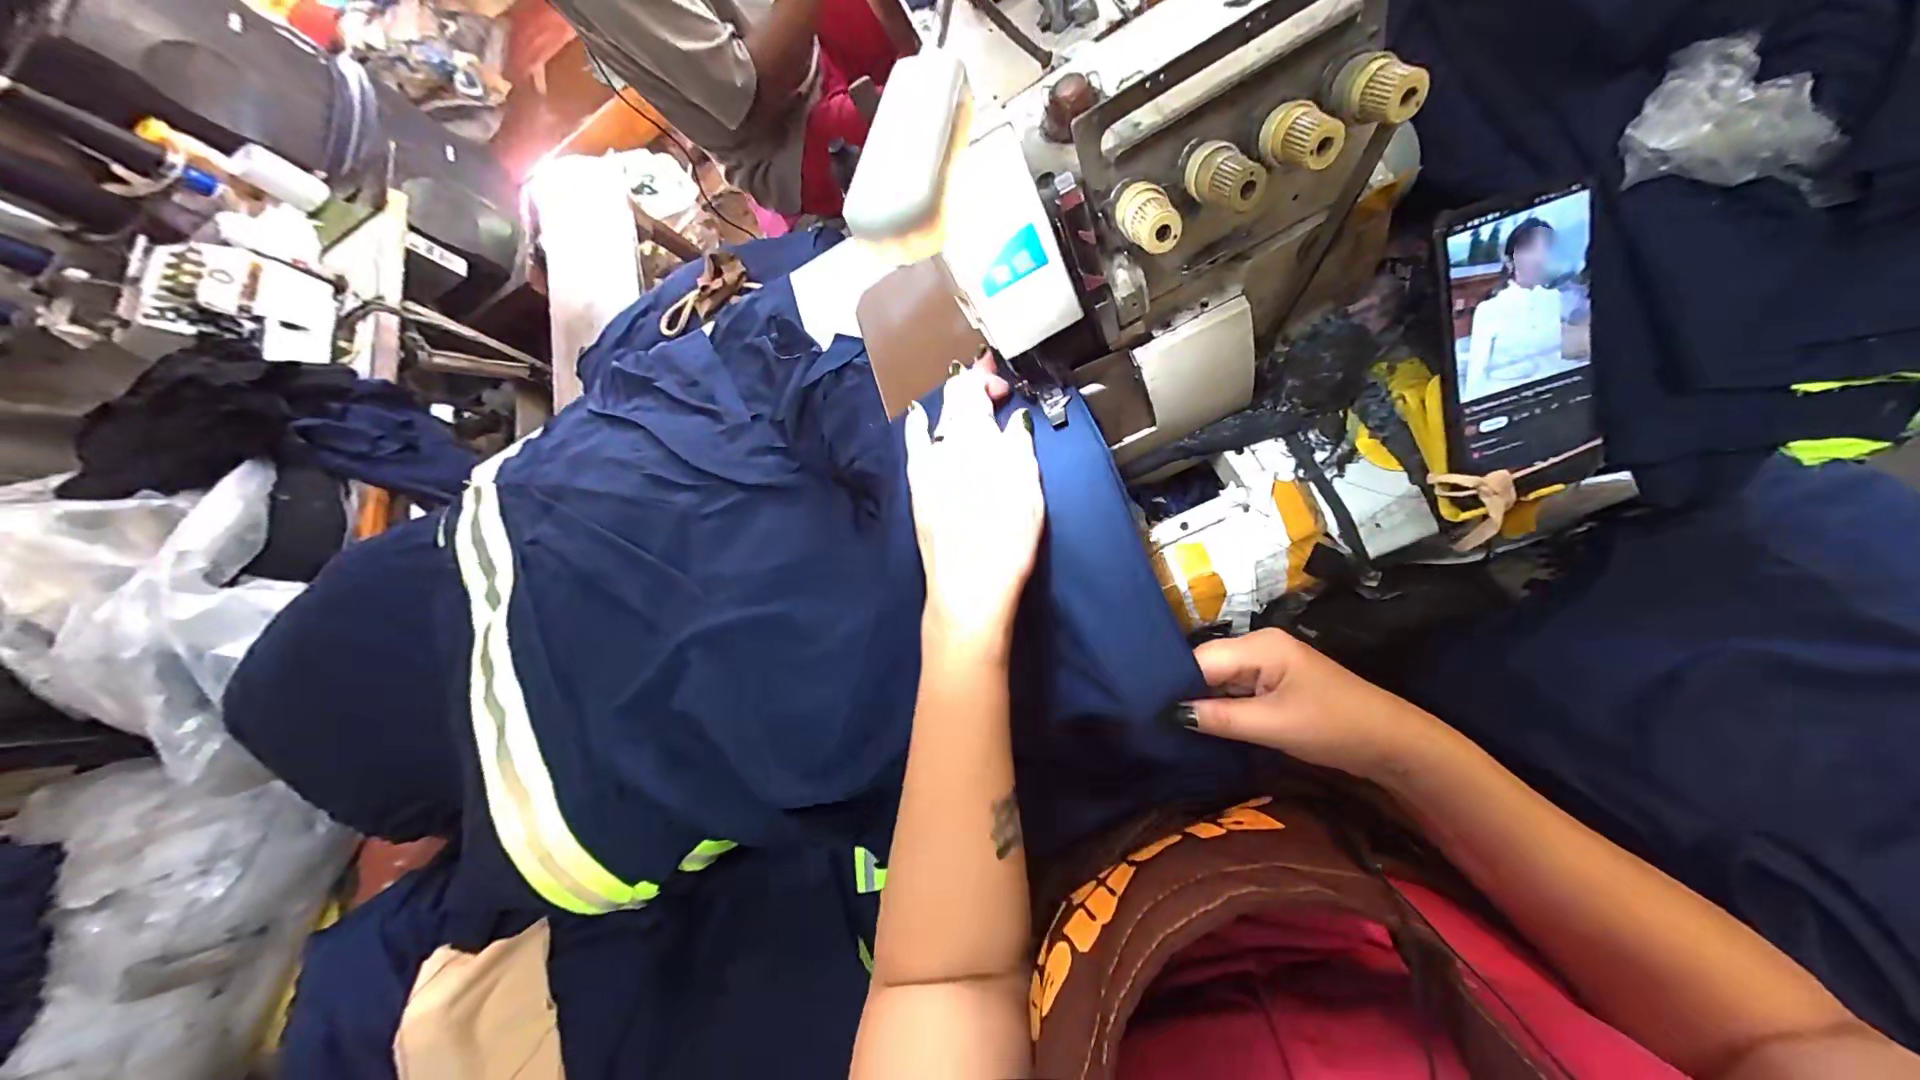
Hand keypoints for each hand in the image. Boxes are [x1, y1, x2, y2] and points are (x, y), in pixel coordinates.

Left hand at [905, 360, 1042, 656]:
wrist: (969, 584)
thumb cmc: (1008, 538)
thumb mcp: (1028, 486)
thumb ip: (1019, 444)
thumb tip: (1014, 420)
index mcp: (977, 439)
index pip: (973, 389)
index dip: (986, 379)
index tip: (1002, 384)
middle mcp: (946, 444)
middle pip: (954, 401)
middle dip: (972, 387)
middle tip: (991, 390)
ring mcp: (927, 465)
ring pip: (937, 419)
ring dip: (953, 407)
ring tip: (969, 406)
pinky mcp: (918, 486)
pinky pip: (914, 444)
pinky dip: (918, 425)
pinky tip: (918, 416)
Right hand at [1179, 629, 1449, 779]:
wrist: (1394, 743)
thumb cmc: (1335, 727)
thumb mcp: (1273, 725)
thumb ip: (1219, 717)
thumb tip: (1172, 714)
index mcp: (1259, 645)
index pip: (1200, 658)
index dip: (1175, 682)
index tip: (1149, 709)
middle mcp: (1258, 645)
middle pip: (1205, 665)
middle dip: (1184, 691)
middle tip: (1154, 719)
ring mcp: (1266, 663)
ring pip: (1218, 678)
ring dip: (1201, 701)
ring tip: (1169, 723)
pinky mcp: (1272, 682)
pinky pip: (1233, 689)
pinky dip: (1220, 706)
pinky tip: (1202, 723)